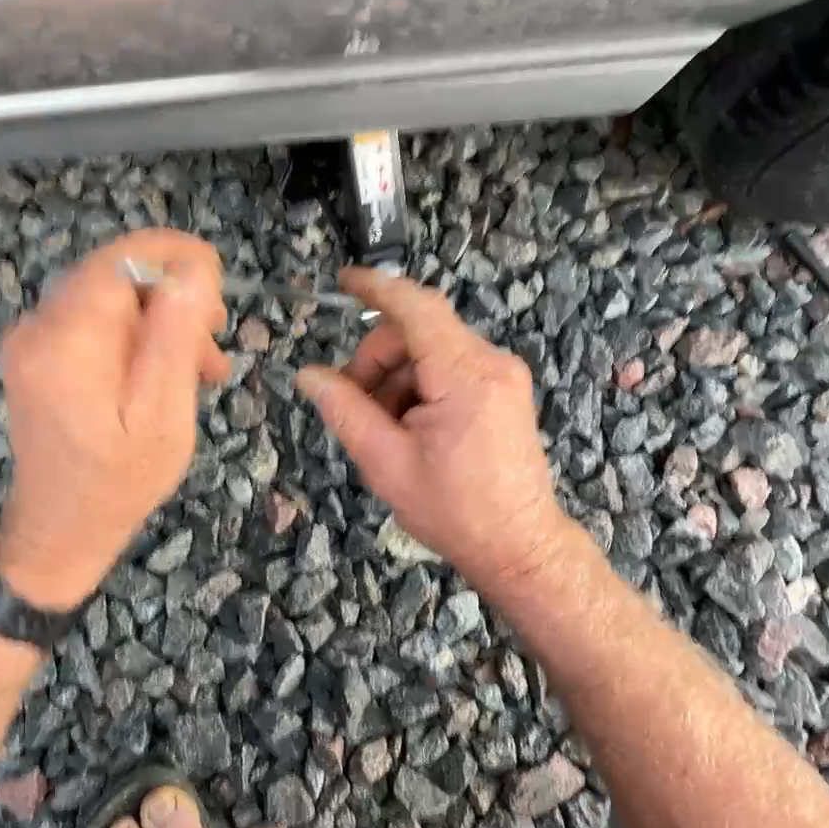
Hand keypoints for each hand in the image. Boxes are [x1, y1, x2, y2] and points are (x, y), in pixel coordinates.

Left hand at [0, 230, 229, 610]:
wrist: (60, 530)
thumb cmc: (119, 480)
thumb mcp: (162, 413)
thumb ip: (174, 335)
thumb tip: (193, 268)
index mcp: (67, 339)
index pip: (122, 259)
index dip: (174, 257)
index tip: (217, 283)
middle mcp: (38, 327)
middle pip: (116, 274)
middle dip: (173, 295)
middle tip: (216, 336)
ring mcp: (33, 340)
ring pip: (111, 297)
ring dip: (161, 319)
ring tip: (204, 366)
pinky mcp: (39, 354)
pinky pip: (95, 322)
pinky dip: (135, 336)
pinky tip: (167, 371)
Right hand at [295, 269, 566, 588]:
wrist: (520, 547)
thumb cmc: (455, 511)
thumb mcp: (387, 463)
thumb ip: (346, 411)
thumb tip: (308, 374)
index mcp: (465, 376)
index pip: (416, 308)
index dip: (375, 288)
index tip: (342, 280)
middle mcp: (491, 362)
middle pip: (416, 331)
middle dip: (376, 360)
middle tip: (354, 406)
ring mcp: (502, 373)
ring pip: (429, 349)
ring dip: (396, 378)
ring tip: (385, 429)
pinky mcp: (503, 387)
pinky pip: (448, 365)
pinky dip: (419, 385)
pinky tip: (409, 427)